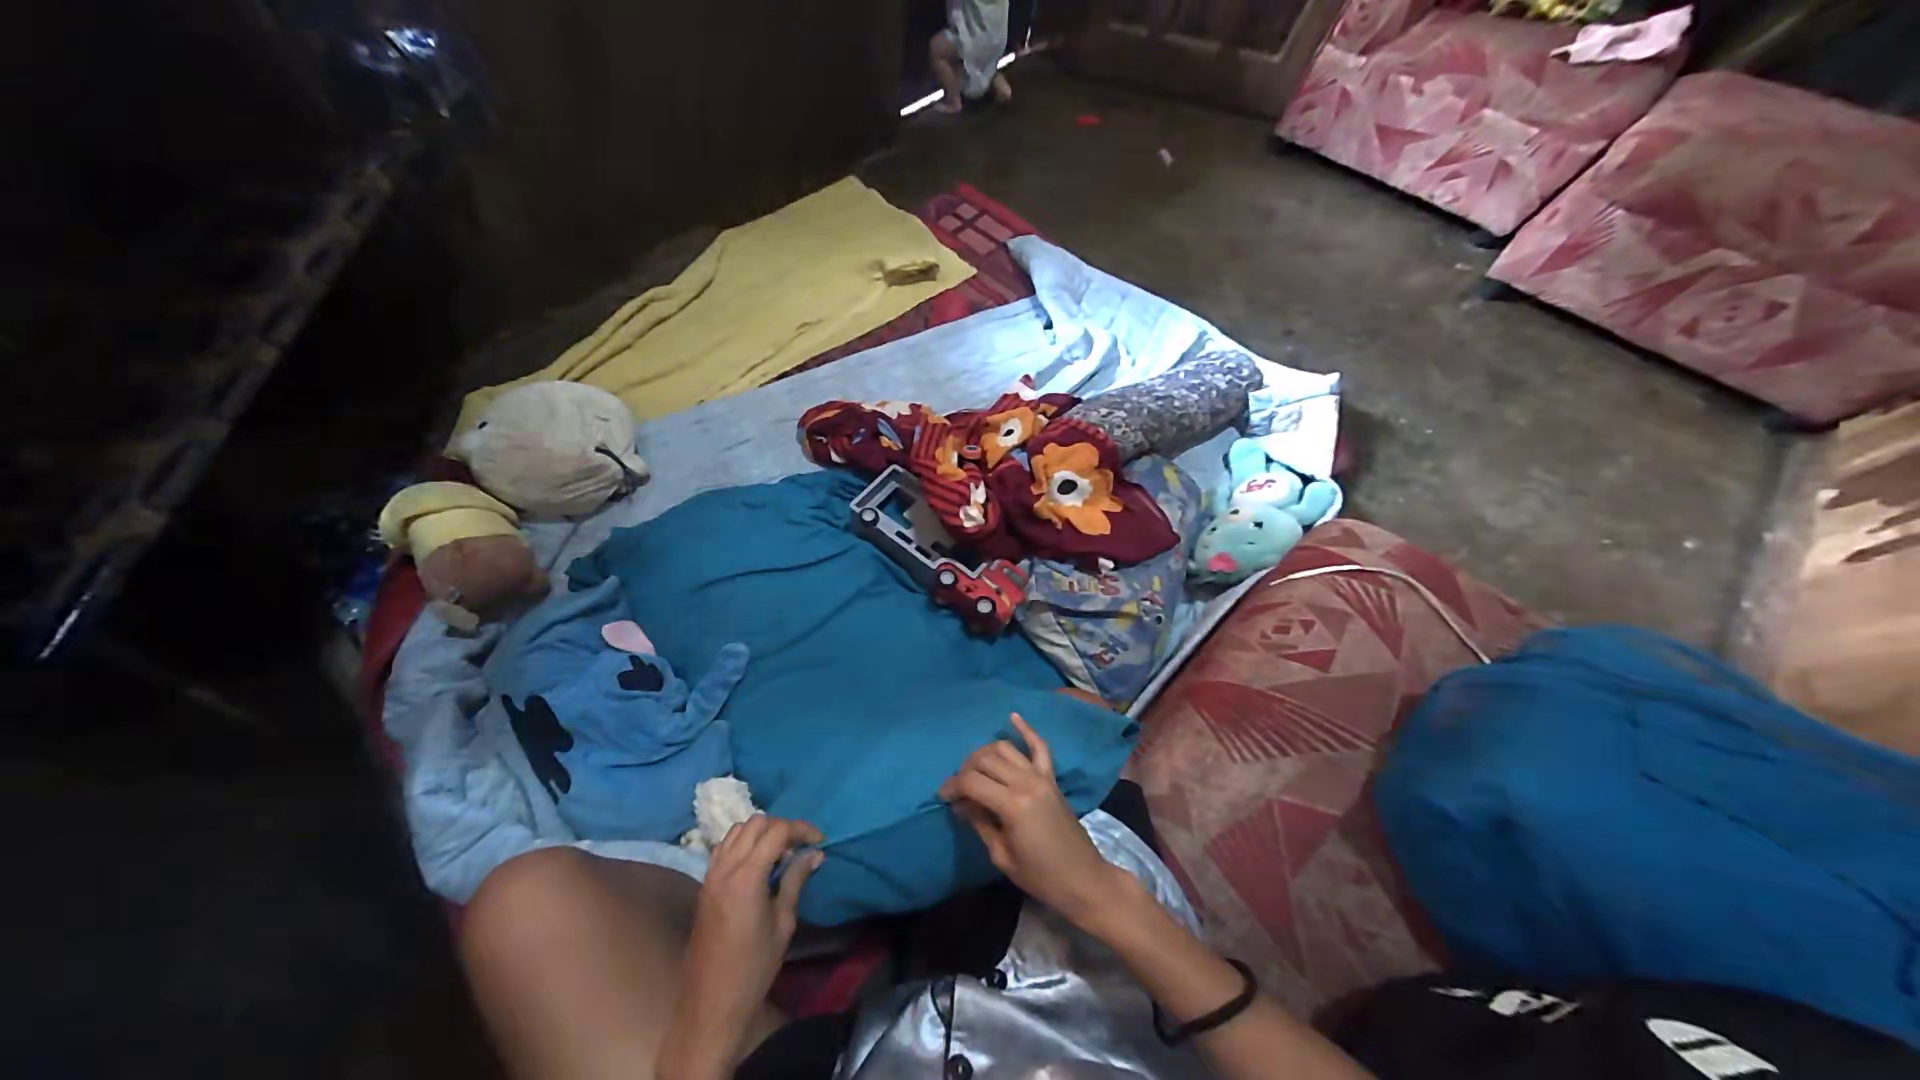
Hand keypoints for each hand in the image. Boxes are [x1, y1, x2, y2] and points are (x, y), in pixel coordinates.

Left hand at [660, 815, 823, 1078]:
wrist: (711, 1001)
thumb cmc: (754, 967)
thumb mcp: (783, 923)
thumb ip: (795, 880)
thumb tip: (814, 853)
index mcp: (746, 877)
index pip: (777, 831)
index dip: (801, 829)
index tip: (820, 841)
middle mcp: (725, 868)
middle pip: (756, 823)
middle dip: (782, 827)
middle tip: (800, 847)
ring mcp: (711, 875)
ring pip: (737, 830)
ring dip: (761, 833)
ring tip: (780, 854)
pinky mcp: (705, 884)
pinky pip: (724, 847)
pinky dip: (743, 843)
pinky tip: (758, 863)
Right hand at [938, 712, 1124, 928]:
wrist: (1083, 879)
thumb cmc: (1040, 876)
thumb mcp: (1001, 855)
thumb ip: (980, 822)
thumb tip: (961, 804)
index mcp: (1012, 804)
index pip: (972, 781)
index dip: (952, 786)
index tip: (944, 797)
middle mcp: (1026, 782)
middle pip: (985, 760)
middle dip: (965, 770)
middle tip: (958, 789)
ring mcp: (1042, 776)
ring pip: (1005, 749)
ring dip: (985, 753)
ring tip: (974, 769)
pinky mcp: (1052, 778)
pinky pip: (1039, 747)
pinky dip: (1026, 730)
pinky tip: (1012, 717)